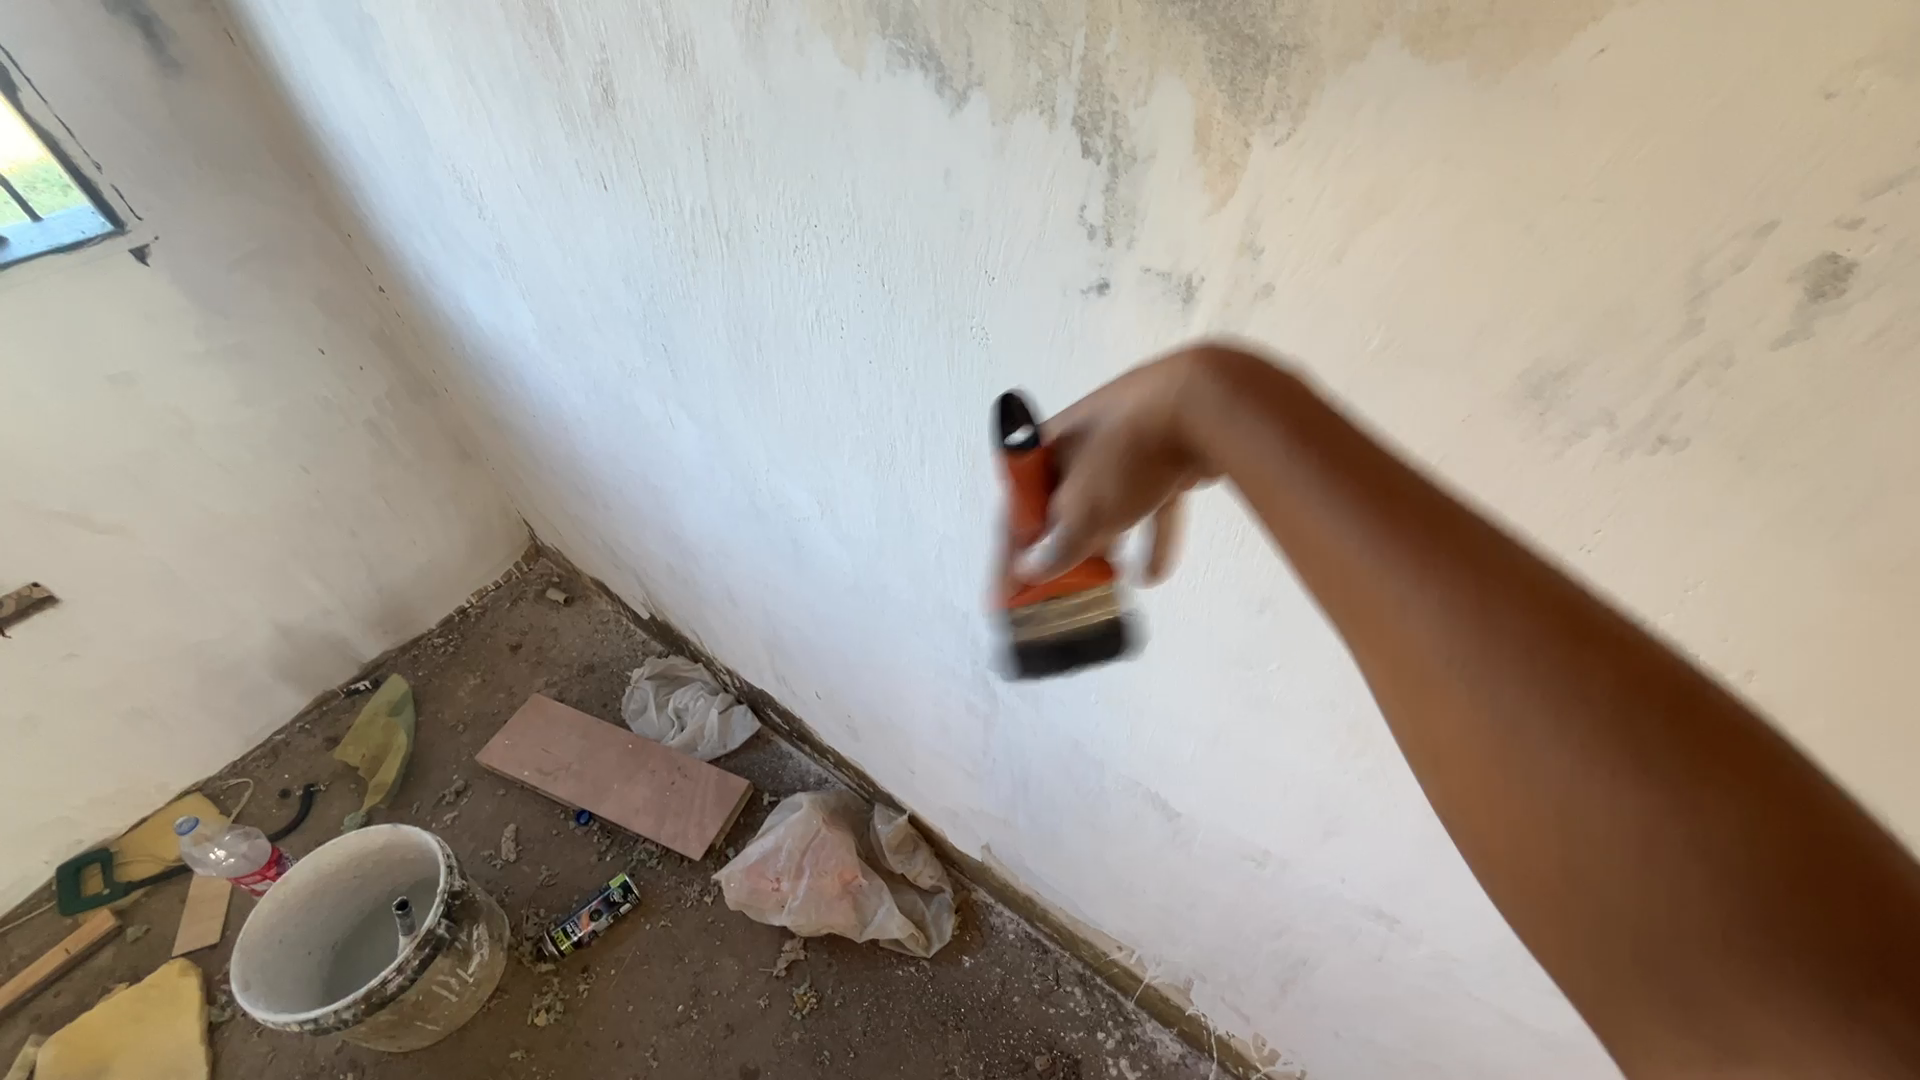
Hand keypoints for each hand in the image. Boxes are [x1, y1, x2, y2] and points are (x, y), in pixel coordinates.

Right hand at [1011, 346, 1229, 584]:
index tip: (1008, 593)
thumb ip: (1056, 547)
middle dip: (1061, 553)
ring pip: (1105, 508)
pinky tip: (1154, 575)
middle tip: (1061, 592)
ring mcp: (1123, 449)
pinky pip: (1148, 506)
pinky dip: (1149, 539)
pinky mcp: (1163, 459)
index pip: (1016, 509)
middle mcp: (1077, 446)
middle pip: (1059, 509)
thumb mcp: (1082, 511)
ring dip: (1104, 548)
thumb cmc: (1124, 454)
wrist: (1202, 405)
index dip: (1010, 554)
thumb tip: (1031, 569)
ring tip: (1104, 585)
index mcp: (1043, 450)